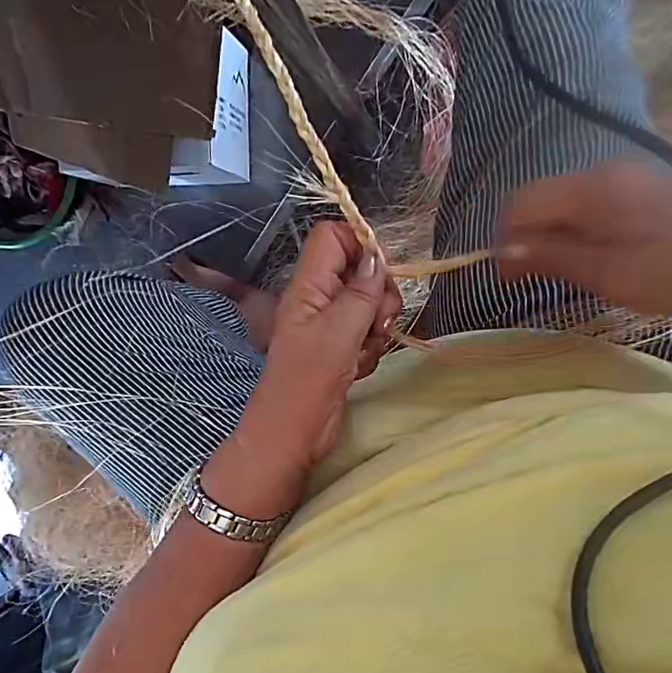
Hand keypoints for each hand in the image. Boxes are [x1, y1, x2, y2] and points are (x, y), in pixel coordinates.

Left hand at [206, 222, 397, 515]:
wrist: (291, 435)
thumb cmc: (307, 382)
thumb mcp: (339, 332)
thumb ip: (361, 292)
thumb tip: (377, 257)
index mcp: (308, 286)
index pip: (332, 237)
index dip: (360, 245)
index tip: (380, 274)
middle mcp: (318, 300)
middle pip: (359, 271)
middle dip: (378, 295)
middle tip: (377, 323)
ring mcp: (329, 326)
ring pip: (369, 306)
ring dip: (377, 327)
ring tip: (364, 350)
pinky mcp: (340, 349)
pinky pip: (367, 334)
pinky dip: (370, 349)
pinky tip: (359, 367)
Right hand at [496, 159, 671, 315]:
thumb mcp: (609, 274)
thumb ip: (552, 257)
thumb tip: (504, 251)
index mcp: (595, 189)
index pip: (522, 202)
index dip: (505, 237)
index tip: (507, 275)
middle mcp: (607, 171)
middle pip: (542, 198)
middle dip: (526, 235)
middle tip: (530, 277)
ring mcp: (628, 176)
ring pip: (565, 201)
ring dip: (552, 233)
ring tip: (563, 270)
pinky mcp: (644, 187)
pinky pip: (590, 202)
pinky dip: (577, 228)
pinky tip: (594, 255)